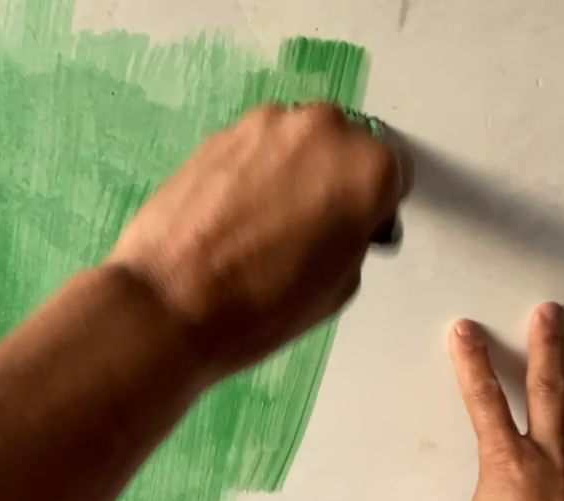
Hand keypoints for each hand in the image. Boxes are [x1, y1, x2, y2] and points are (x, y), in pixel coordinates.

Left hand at [106, 103, 409, 377]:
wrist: (169, 306)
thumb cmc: (257, 311)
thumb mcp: (336, 292)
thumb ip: (353, 243)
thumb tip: (340, 228)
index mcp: (368, 171)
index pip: (393, 176)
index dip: (375, 210)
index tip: (356, 233)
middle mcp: (324, 131)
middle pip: (344, 150)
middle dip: (332, 186)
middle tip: (306, 235)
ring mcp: (267, 126)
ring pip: (297, 146)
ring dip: (291, 176)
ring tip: (262, 231)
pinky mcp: (220, 134)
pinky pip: (255, 151)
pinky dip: (253, 176)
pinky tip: (233, 220)